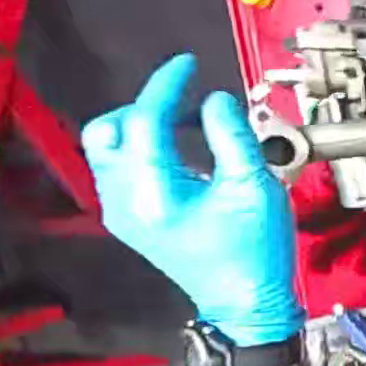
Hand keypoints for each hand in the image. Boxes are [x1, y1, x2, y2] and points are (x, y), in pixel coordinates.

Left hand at [82, 54, 302, 345]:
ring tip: (191, 125)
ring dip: (146, 127)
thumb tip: (216, 102)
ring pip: (111, 149)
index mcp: (152, 194)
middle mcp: (124, 202)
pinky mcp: (133, 220)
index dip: (166, 86)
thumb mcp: (256, 187)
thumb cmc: (256, 251)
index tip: (188, 65)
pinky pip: (125, 168)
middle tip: (188, 102)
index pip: (145, 120)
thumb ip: (233, 137)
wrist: (248, 301)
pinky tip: (188, 153)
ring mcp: (123, 213)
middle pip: (109, 131)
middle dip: (147, 107)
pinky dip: (150, 149)